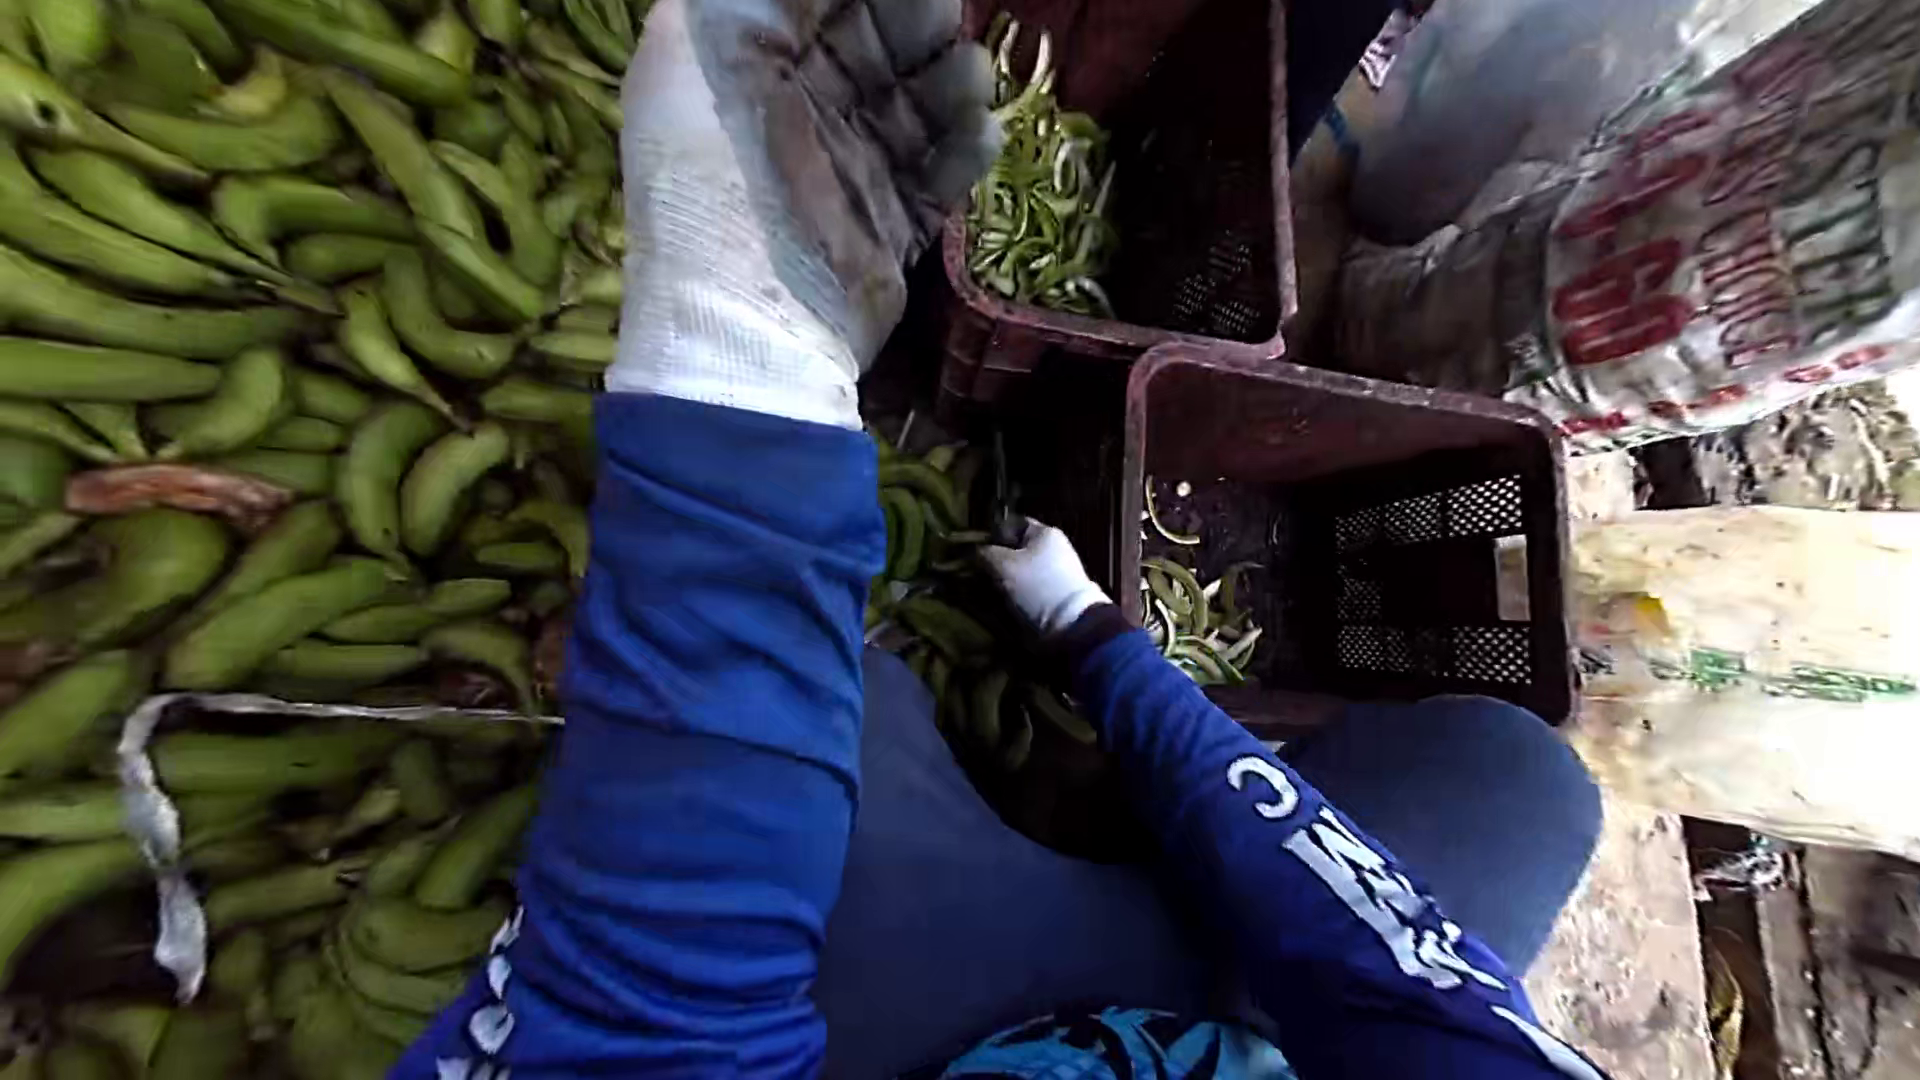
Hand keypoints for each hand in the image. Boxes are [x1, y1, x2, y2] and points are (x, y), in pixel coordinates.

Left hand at [611, 0, 1000, 428]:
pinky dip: (964, 158)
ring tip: (972, 80)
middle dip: (916, 26)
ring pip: (915, 116)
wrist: (755, 324)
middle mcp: (804, 122)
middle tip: (948, 17)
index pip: (817, 4)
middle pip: (876, 52)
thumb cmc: (715, 180)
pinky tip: (984, 134)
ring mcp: (850, 182)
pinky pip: (935, 186)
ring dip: (950, 89)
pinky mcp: (887, 234)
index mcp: (751, 72)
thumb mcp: (703, 50)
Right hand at [981, 518, 1111, 638]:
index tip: (974, 549)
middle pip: (1015, 550)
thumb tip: (976, 551)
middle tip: (976, 572)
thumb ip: (985, 553)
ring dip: (1003, 580)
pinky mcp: (1056, 594)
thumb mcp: (1003, 565)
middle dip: (995, 561)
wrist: (1070, 625)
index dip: (991, 534)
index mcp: (1045, 533)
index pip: (1012, 524)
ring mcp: (1057, 572)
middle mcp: (1053, 548)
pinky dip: (1014, 593)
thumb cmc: (1036, 585)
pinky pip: (1028, 588)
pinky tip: (1001, 602)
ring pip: (1020, 571)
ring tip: (985, 590)